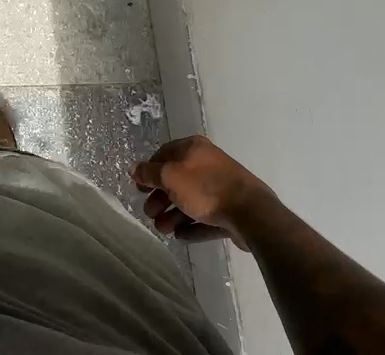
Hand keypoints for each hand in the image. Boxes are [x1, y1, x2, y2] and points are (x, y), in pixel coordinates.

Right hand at [132, 136, 275, 249]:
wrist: (251, 214)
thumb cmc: (204, 187)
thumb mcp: (169, 177)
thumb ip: (149, 173)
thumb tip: (133, 169)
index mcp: (193, 148)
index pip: (164, 154)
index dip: (149, 170)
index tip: (140, 188)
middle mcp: (207, 164)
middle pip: (177, 180)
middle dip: (161, 198)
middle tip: (149, 213)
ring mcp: (221, 187)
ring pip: (191, 200)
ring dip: (174, 214)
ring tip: (162, 229)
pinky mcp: (232, 211)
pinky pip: (206, 217)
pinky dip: (192, 225)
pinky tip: (180, 236)